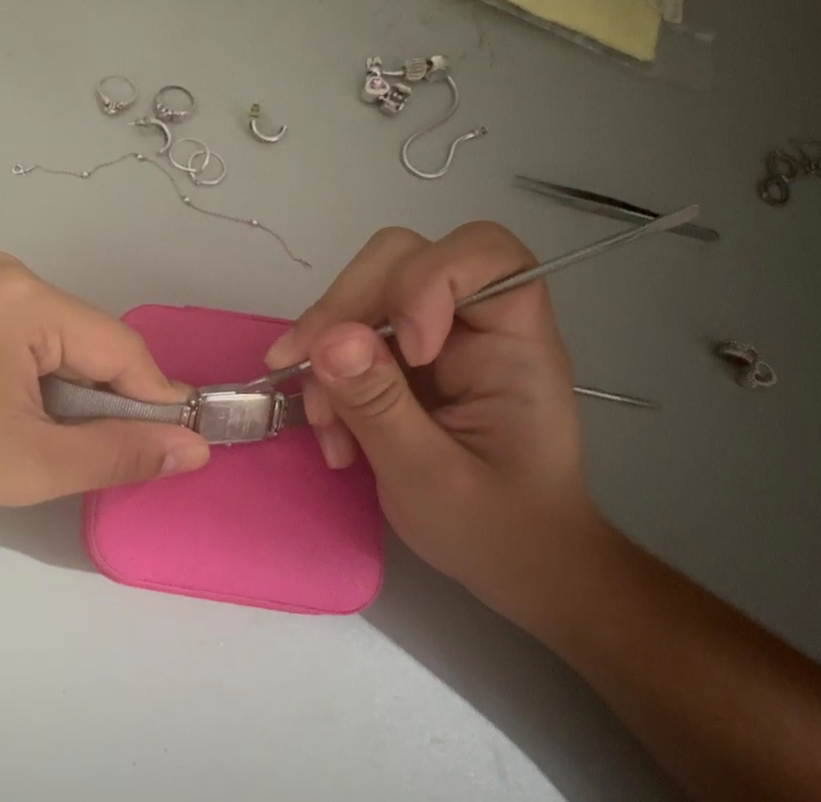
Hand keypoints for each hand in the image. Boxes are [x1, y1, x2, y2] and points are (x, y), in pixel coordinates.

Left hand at [0, 253, 210, 529]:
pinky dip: (41, 383)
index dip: (155, 403)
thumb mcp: (35, 463)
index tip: (176, 451)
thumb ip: (122, 453)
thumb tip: (196, 450)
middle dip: (105, 402)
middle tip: (102, 459)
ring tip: (51, 444)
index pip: (120, 349)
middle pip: (90, 343)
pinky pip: (30, 342)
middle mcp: (7, 274)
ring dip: (72, 396)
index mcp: (25, 296)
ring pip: (63, 345)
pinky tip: (22, 420)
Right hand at [263, 222, 604, 614]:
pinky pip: (343, 335)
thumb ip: (380, 407)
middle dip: (344, 307)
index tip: (408, 349)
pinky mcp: (398, 359)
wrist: (513, 565)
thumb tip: (328, 340)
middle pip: (401, 260)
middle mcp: (472, 324)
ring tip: (323, 423)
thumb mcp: (431, 479)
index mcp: (514, 342)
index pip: (484, 254)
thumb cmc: (497, 530)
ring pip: (361, 294)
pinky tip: (328, 429)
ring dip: (323, 348)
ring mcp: (431, 338)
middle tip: (305, 365)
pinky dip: (322, 374)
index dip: (430, 280)